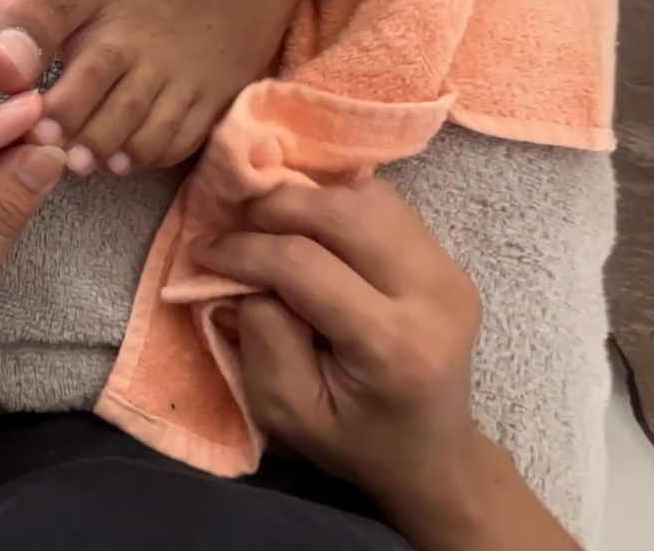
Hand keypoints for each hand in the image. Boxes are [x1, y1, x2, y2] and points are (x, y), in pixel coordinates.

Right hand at [193, 178, 534, 544]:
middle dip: (274, 207)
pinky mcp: (447, 260)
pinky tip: (313, 226)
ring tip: (274, 225)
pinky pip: (384, 204)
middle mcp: (433, 299)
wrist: (430, 455)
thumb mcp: (282, 407)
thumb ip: (260, 332)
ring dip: (308, 200)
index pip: (303, 264)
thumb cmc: (348, 436)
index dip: (243, 249)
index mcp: (393, 347)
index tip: (204, 251)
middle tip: (237, 225)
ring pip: (366, 198)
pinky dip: (337, 201)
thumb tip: (246, 270)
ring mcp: (449, 273)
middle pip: (342, 214)